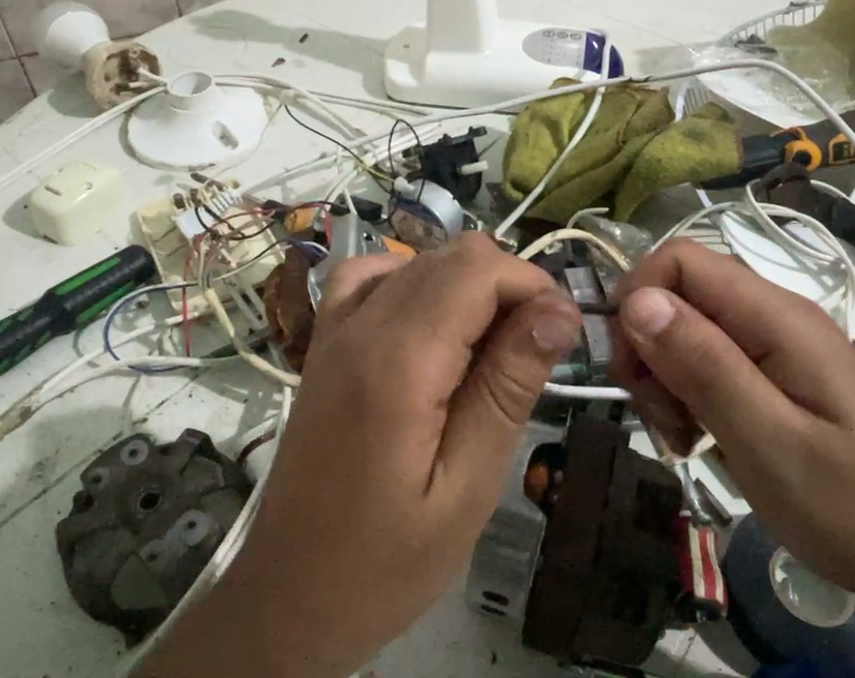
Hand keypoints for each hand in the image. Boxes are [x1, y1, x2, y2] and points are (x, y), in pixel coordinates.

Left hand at [144, 233, 581, 677]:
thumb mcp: (467, 486)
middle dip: (508, 285)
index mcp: (397, 361)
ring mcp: (333, 331)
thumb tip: (559, 310)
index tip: (564, 336)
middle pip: (451, 256)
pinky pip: (369, 279)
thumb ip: (508, 386)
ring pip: (416, 261)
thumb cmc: (387, 561)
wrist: (289, 597)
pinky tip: (432, 325)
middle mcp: (359, 326)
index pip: (478, 270)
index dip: (533, 286)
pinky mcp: (322, 347)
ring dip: (467, 285)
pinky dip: (413, 283)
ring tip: (492, 348)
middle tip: (536, 352)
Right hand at [608, 238, 854, 604]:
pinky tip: (700, 441)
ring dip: (666, 379)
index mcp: (778, 318)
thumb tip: (637, 299)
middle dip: (648, 348)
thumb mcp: (769, 442)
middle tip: (658, 417)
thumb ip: (704, 365)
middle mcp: (777, 317)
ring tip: (683, 439)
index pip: (680, 259)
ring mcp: (780, 348)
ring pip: (690, 332)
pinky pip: (713, 365)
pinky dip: (690, 397)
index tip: (628, 369)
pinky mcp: (779, 378)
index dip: (638, 299)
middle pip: (680, 296)